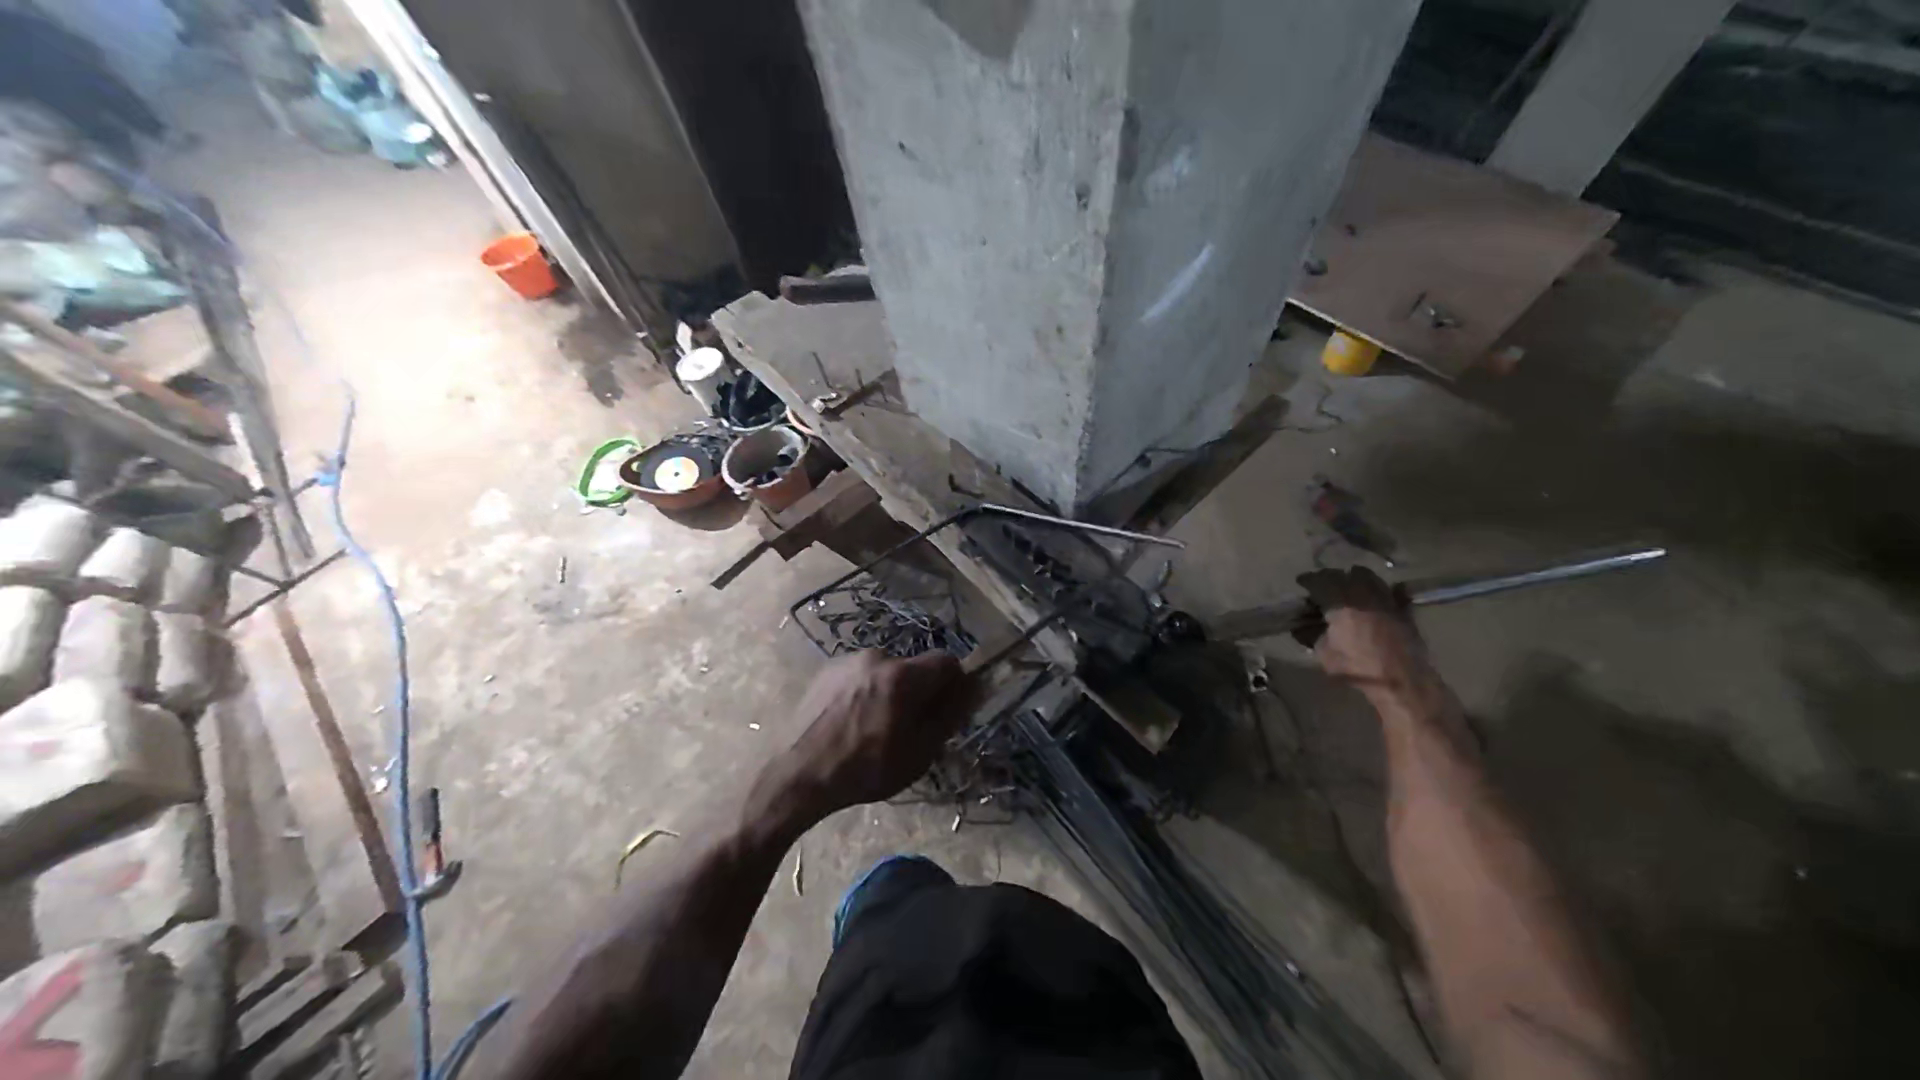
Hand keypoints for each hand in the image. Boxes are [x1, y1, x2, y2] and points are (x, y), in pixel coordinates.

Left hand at [764, 651, 970, 822]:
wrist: (795, 774)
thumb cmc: (863, 770)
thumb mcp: (919, 752)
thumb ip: (951, 714)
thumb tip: (975, 687)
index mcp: (903, 675)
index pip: (947, 662)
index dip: (953, 686)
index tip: (943, 713)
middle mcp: (876, 657)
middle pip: (914, 668)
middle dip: (919, 693)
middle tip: (906, 730)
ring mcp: (846, 661)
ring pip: (885, 672)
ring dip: (889, 693)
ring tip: (872, 730)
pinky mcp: (824, 672)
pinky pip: (859, 677)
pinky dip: (864, 694)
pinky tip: (849, 724)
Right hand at [1297, 567, 1437, 703]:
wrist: (1402, 681)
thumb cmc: (1357, 667)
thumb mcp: (1323, 653)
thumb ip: (1309, 634)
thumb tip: (1300, 625)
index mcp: (1340, 604)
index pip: (1320, 581)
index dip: (1308, 580)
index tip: (1301, 583)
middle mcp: (1363, 595)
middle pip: (1343, 574)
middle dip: (1329, 578)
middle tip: (1322, 588)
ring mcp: (1386, 599)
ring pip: (1367, 576)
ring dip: (1354, 579)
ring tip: (1348, 590)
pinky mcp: (1403, 609)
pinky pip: (1391, 590)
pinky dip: (1380, 590)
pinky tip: (1375, 598)